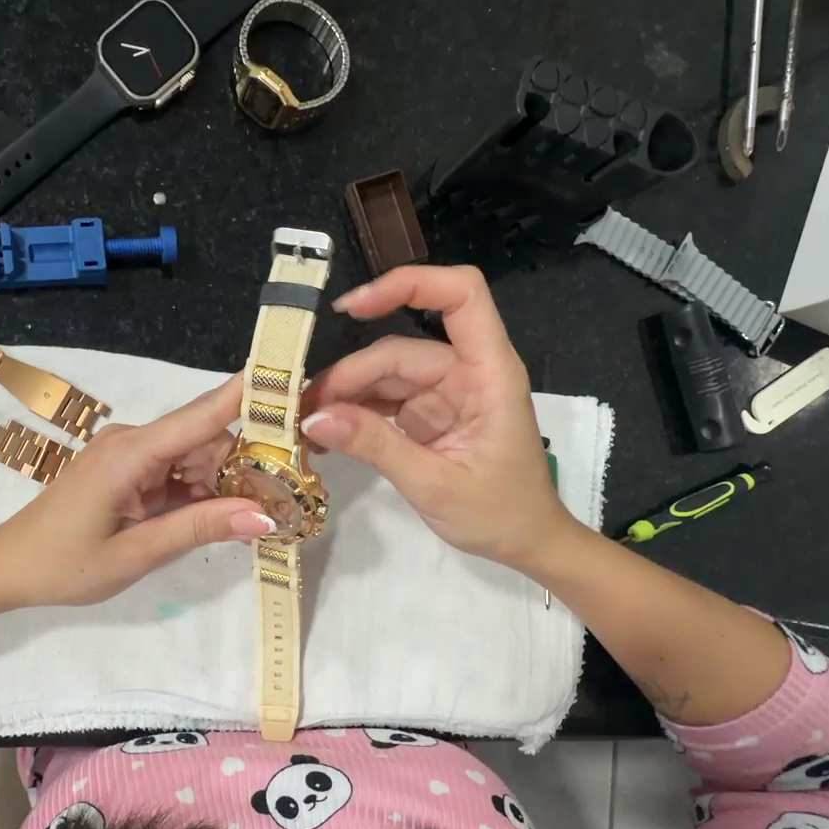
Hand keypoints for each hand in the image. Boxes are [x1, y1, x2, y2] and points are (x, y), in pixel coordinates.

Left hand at [0, 376, 275, 606]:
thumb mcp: (135, 554)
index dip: (249, 395)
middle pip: (206, 438)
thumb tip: (264, 515)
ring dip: (223, 484)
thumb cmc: (62, 564)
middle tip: (281, 503)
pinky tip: (216, 518)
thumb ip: (198, 529)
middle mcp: (133, 442)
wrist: (8, 568)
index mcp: (130, 454)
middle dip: (244, 466)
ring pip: (196, 456)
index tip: (294, 377)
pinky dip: (199, 493)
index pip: (202, 415)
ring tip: (251, 520)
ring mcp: (130, 454)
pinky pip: (177, 471)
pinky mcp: (128, 470)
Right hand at [303, 265, 581, 573]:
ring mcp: (445, 394)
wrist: (525, 543)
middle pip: (400, 350)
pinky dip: (353, 414)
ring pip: (385, 375)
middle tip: (303, 411)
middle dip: (349, 375)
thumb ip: (376, 446)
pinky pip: (383, 401)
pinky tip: (324, 432)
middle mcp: (466, 373)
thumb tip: (316, 417)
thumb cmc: (499, 513)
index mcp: (489, 374)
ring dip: (344, 395)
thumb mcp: (435, 484)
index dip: (408, 285)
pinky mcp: (427, 416)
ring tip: (304, 424)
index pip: (460, 297)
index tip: (353, 308)